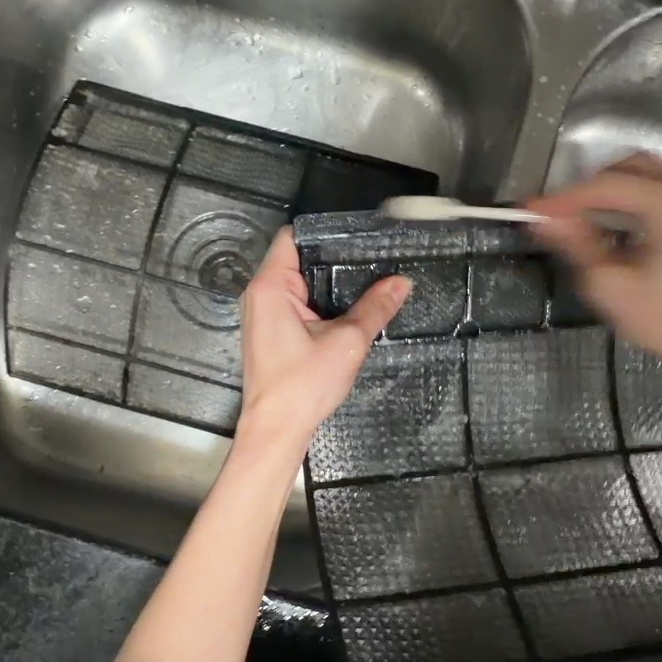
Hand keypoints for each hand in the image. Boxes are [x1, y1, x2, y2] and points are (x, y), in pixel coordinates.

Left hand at [236, 228, 409, 445]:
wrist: (277, 429)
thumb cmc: (302, 386)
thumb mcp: (347, 342)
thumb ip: (375, 308)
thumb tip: (401, 283)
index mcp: (270, 287)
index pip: (292, 238)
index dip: (324, 231)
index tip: (357, 235)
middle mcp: (259, 295)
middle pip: (296, 259)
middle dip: (332, 259)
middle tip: (371, 257)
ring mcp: (262, 315)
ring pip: (297, 284)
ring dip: (327, 284)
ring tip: (365, 279)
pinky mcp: (269, 333)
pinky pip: (295, 305)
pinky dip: (318, 304)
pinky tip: (347, 309)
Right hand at [524, 155, 661, 378]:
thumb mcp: (610, 285)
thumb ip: (576, 244)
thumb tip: (543, 219)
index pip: (606, 184)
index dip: (563, 197)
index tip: (531, 210)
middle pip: (629, 166)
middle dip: (589, 187)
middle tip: (559, 215)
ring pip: (647, 173)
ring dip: (611, 191)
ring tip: (582, 220)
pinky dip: (634, 199)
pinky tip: (616, 226)